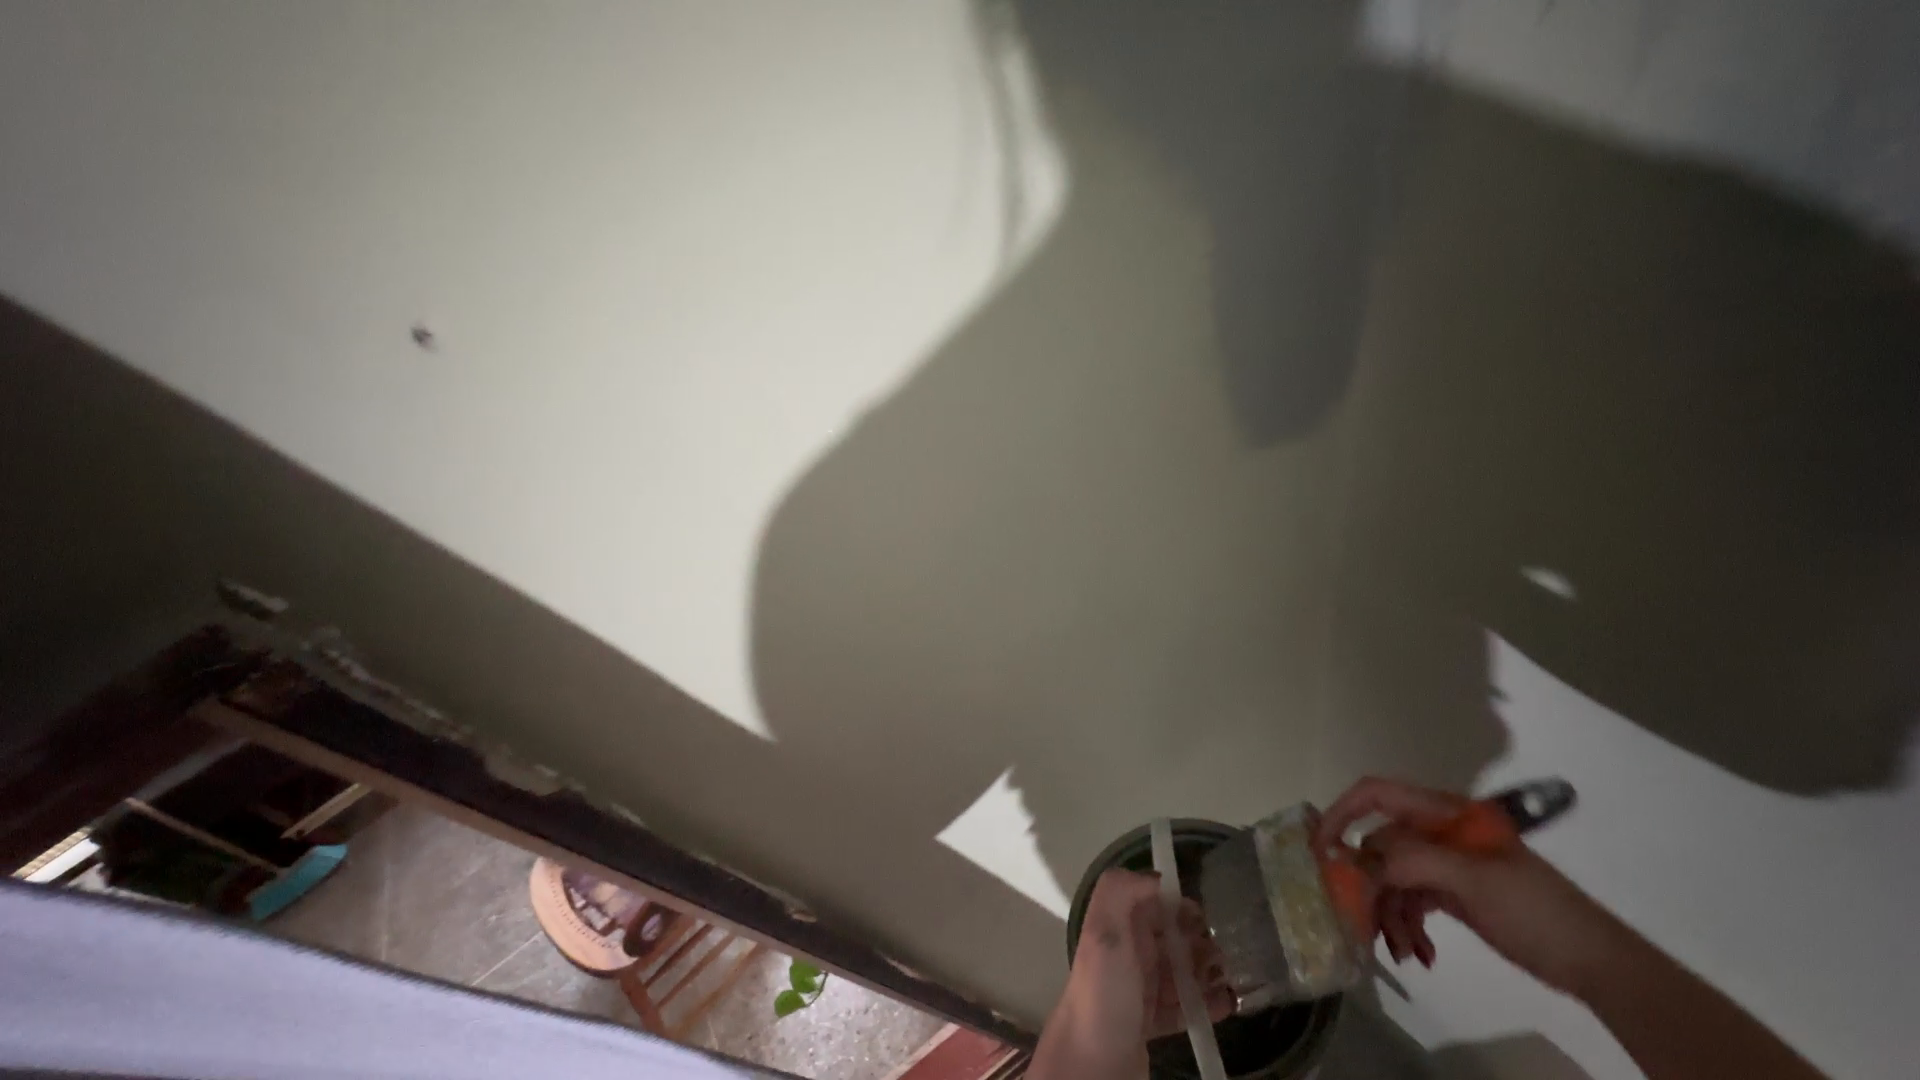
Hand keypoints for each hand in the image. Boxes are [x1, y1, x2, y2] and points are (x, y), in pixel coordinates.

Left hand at [1070, 869, 1234, 1039]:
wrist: (1091, 1068)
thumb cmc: (1104, 995)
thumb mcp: (1105, 932)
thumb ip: (1121, 891)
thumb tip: (1159, 877)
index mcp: (1117, 928)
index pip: (1152, 902)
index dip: (1179, 904)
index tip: (1206, 918)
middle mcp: (1127, 954)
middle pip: (1171, 936)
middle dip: (1200, 940)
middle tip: (1224, 955)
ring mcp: (1139, 990)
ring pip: (1181, 971)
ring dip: (1208, 971)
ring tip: (1230, 979)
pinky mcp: (1150, 1023)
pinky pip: (1185, 1007)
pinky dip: (1207, 1004)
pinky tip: (1227, 1005)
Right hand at [1315, 777, 1632, 996]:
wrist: (1595, 961)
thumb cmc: (1536, 910)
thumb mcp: (1472, 881)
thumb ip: (1412, 861)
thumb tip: (1358, 862)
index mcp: (1444, 814)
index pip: (1377, 795)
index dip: (1342, 813)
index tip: (1321, 850)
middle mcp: (1438, 833)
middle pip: (1380, 847)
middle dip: (1369, 886)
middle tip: (1360, 922)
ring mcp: (1445, 864)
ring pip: (1391, 879)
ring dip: (1390, 915)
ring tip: (1405, 954)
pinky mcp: (1452, 892)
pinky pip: (1411, 901)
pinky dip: (1409, 927)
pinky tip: (1423, 956)